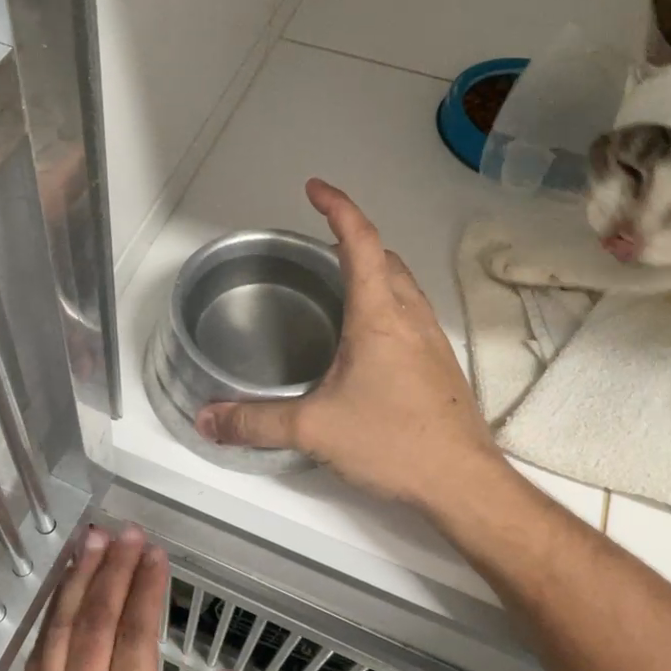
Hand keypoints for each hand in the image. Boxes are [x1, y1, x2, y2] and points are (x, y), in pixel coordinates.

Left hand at [7, 526, 240, 670]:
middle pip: (97, 624)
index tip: (156, 555)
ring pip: (61, 628)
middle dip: (115, 571)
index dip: (146, 592)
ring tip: (95, 537)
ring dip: (79, 578)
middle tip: (130, 531)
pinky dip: (52, 608)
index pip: (136, 642)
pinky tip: (65, 580)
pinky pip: (38, 649)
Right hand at [196, 179, 501, 510]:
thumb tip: (208, 420)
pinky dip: (386, 305)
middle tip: (319, 245)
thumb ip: (255, 422)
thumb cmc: (394, 442)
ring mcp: (432, 341)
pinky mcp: (439, 366)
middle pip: (386, 258)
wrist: (463, 482)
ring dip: (374, 272)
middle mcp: (411, 318)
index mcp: (379, 316)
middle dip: (353, 240)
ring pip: (403, 286)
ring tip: (338, 286)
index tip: (315, 189)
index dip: (338, 207)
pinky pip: (410, 315)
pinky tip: (364, 342)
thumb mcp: (314, 430)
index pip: (360, 241)